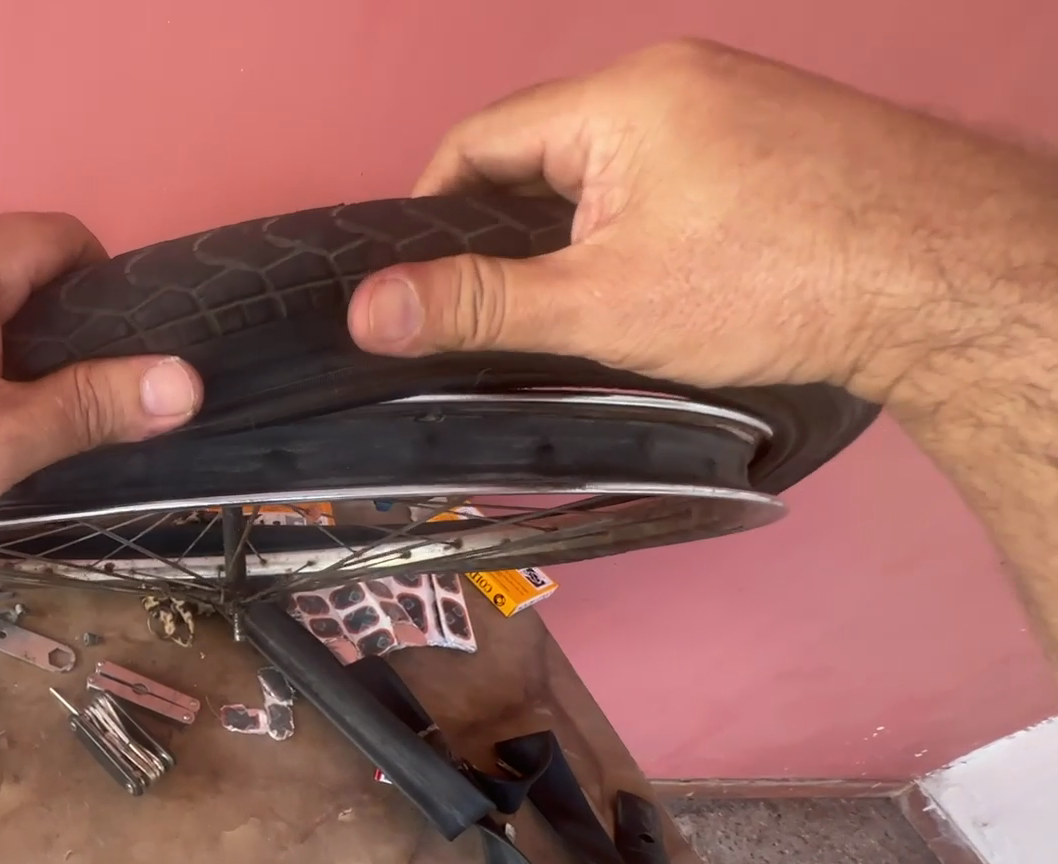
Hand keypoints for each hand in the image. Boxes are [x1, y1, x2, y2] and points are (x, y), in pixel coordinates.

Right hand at [347, 39, 1057, 407]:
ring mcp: (723, 105)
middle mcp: (672, 81)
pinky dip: (609, 225)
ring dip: (552, 231)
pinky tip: (625, 277)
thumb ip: (472, 303)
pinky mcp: (758, 140)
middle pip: (529, 153)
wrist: (965, 283)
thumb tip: (369, 309)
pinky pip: (643, 175)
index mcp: (621, 100)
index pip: (476, 140)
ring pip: (585, 170)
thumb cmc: (785, 279)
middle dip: (492, 228)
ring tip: (555, 298)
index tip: (418, 275)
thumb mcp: (595, 302)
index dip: (428, 209)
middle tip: (484, 301)